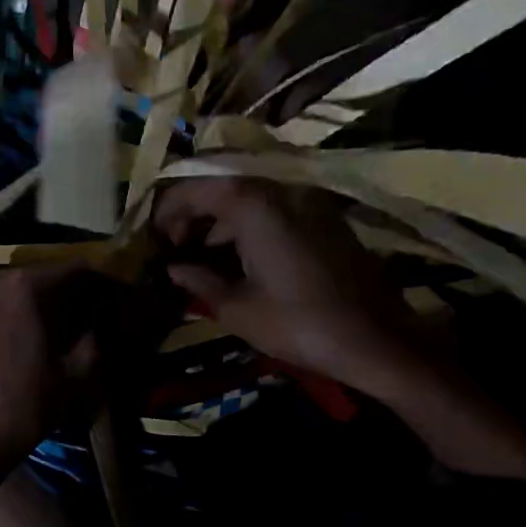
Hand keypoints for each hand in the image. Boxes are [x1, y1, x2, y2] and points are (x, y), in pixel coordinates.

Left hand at [0, 264, 104, 476]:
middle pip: (46, 276)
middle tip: (95, 314)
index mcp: (25, 286)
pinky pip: (1, 300)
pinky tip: (36, 331)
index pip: (77, 271)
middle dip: (73, 293)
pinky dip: (21, 310)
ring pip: (22, 288)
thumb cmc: (28, 405)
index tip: (119, 299)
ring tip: (67, 325)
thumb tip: (98, 319)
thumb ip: (93, 335)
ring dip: (46, 302)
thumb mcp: (77, 372)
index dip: (103, 285)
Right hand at [155, 178, 404, 384]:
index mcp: (255, 205)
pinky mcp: (324, 219)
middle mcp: (282, 190)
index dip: (167, 210)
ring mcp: (308, 202)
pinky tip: (237, 261)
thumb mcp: (237, 309)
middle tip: (174, 251)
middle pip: (224, 187)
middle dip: (193, 215)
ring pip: (250, 199)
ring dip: (220, 223)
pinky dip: (248, 228)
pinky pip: (275, 211)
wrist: (373, 339)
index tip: (152, 238)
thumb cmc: (297, 325)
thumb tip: (173, 269)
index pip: (196, 187)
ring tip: (200, 261)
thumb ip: (199, 281)